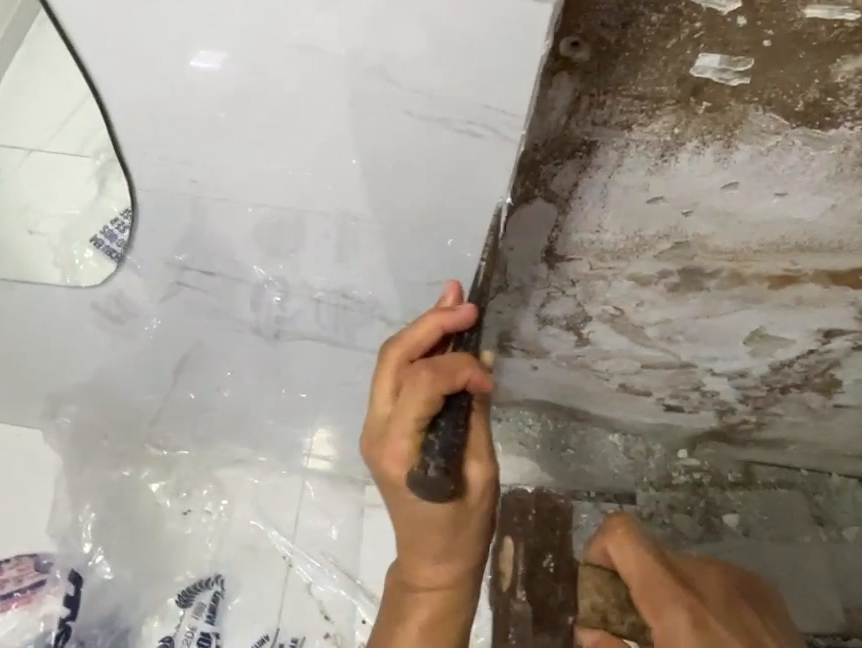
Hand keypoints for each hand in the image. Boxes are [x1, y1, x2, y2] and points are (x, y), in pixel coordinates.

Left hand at [360, 280, 497, 593]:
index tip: (489, 378)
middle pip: (394, 357)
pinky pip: (395, 375)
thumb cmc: (462, 528)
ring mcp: (372, 424)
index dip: (458, 367)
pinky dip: (420, 349)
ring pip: (390, 360)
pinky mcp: (380, 422)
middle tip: (465, 303)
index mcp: (400, 447)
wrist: (431, 562)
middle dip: (430, 324)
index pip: (422, 382)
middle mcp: (376, 428)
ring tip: (454, 301)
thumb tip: (482, 361)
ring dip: (423, 329)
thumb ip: (475, 413)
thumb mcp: (480, 472)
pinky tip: (443, 331)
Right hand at [578, 514, 801, 647]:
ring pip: (684, 572)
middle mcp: (709, 575)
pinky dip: (704, 608)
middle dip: (634, 591)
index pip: (621, 531)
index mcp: (677, 598)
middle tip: (637, 637)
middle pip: (650, 556)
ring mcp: (744, 582)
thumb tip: (590, 629)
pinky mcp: (769, 596)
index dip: (598, 553)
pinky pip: (718, 585)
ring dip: (671, 601)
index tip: (598, 596)